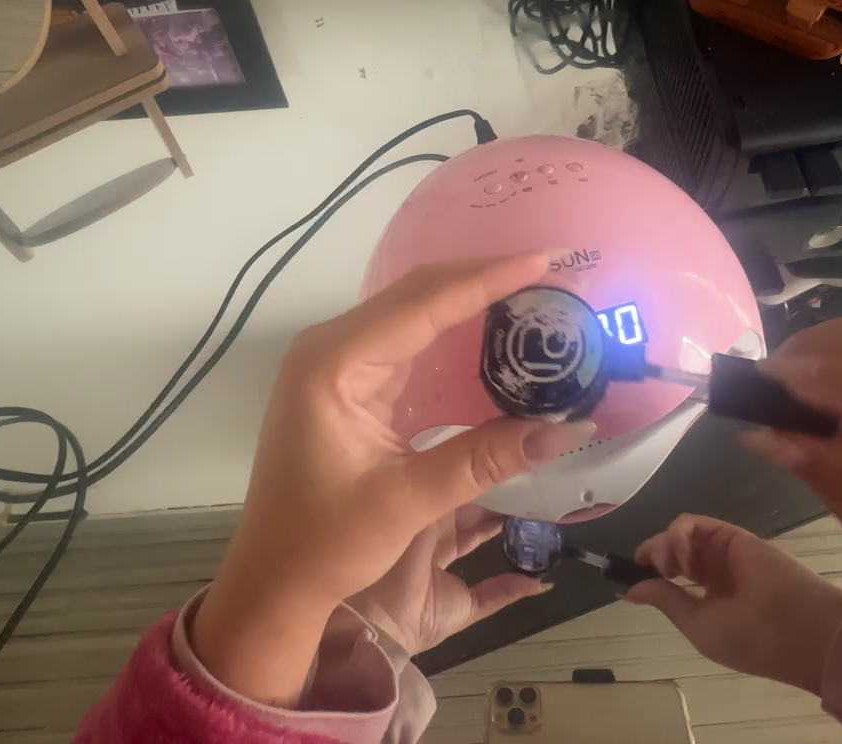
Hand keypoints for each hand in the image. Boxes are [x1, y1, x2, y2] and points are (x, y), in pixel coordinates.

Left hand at [192, 254, 596, 704]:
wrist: (272, 579)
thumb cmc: (325, 543)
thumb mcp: (409, 500)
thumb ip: (486, 458)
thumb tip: (569, 427)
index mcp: (334, 364)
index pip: (423, 303)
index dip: (487, 280)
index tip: (544, 262)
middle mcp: (333, 346)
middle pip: (418, 292)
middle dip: (485, 277)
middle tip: (550, 272)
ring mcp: (339, 358)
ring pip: (415, 307)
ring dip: (471, 295)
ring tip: (531, 287)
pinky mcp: (351, 377)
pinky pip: (409, 334)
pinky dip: (453, 324)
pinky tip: (491, 322)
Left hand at [624, 514, 841, 693]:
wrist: (796, 627)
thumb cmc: (748, 638)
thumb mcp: (699, 626)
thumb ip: (666, 601)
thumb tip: (629, 591)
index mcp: (708, 598)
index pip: (671, 576)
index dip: (649, 570)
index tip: (629, 575)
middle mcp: (712, 571)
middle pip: (669, 549)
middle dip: (653, 554)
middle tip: (654, 568)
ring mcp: (719, 550)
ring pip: (677, 534)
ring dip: (663, 546)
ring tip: (673, 567)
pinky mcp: (728, 533)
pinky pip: (692, 523)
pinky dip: (677, 534)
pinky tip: (683, 558)